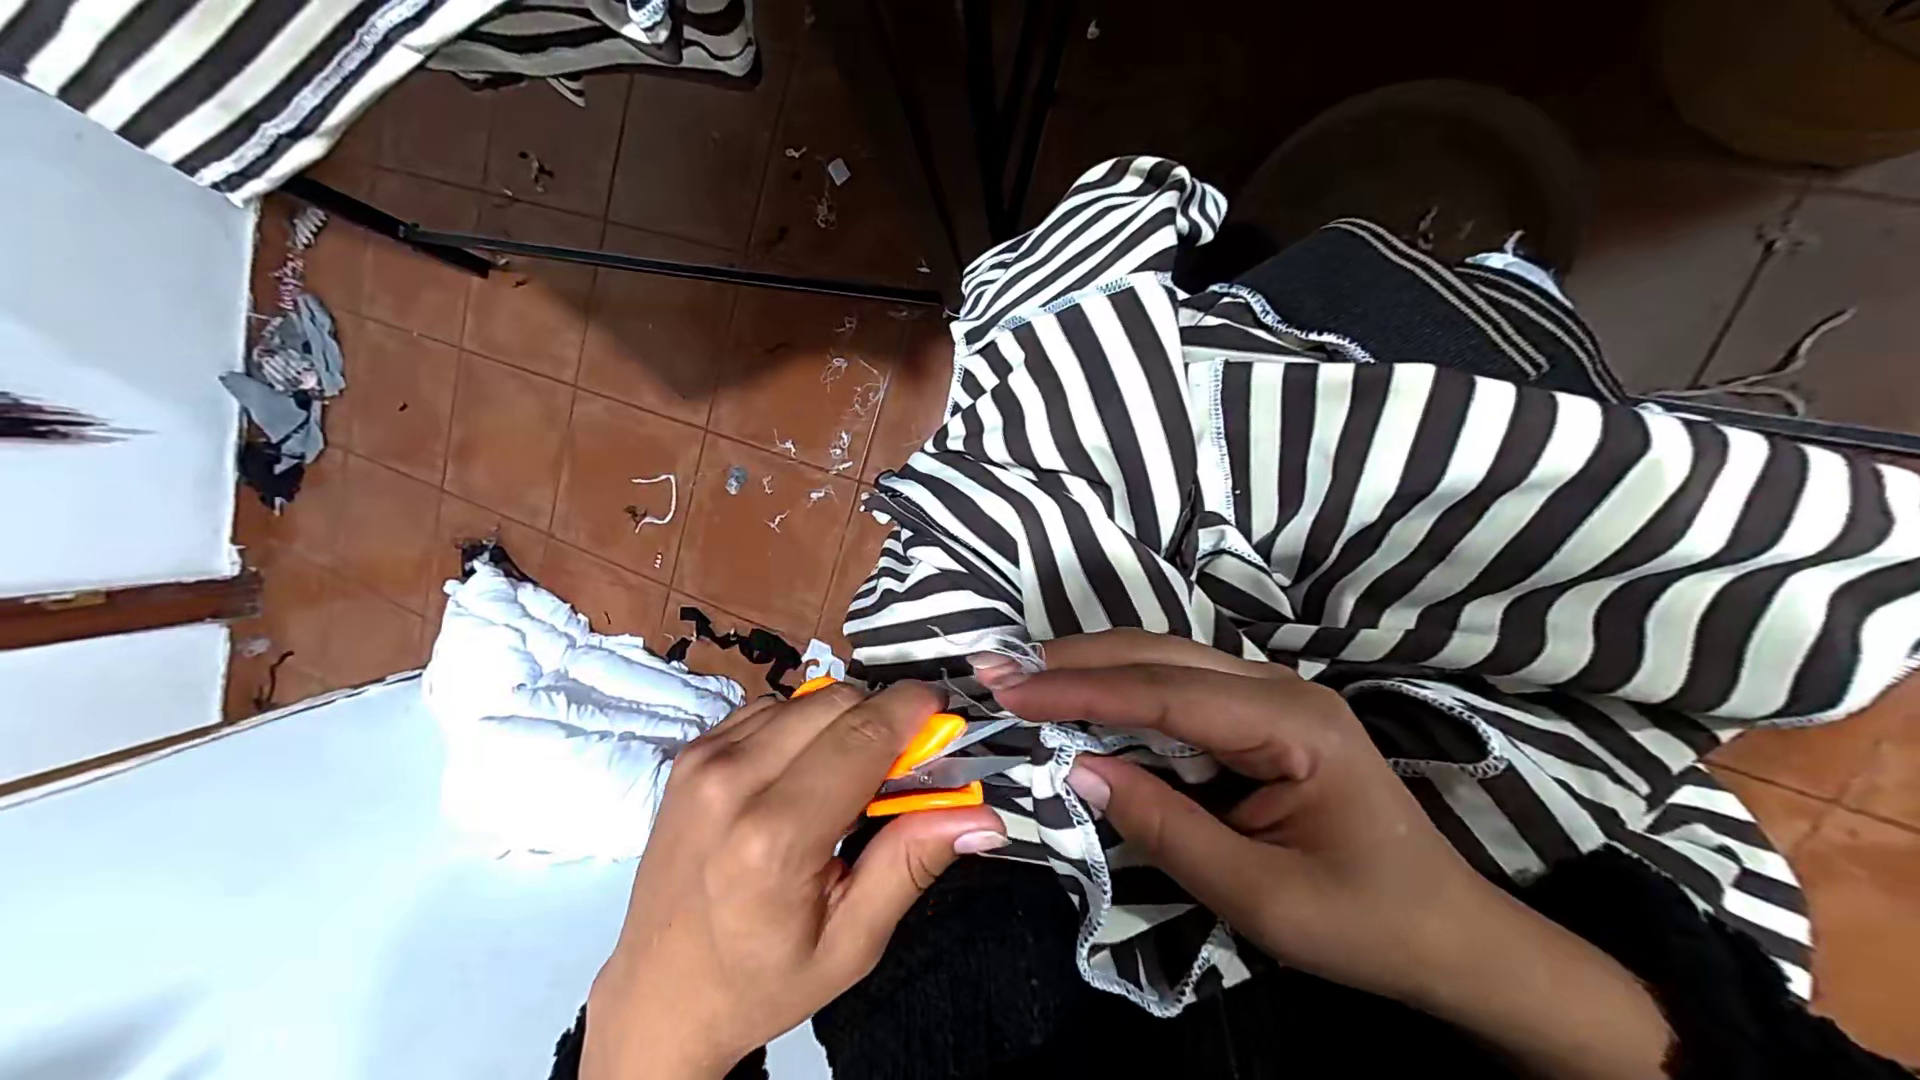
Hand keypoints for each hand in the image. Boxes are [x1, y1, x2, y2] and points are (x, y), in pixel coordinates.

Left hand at [583, 682, 1006, 1079]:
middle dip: (882, 716)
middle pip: (838, 701)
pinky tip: (801, 769)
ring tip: (846, 773)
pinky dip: (802, 723)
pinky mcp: (690, 751)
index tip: (943, 715)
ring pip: (805, 697)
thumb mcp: (851, 942)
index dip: (913, 711)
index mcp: (774, 837)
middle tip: (900, 762)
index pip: (864, 735)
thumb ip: (912, 864)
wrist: (657, 993)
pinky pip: (769, 706)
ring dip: (842, 719)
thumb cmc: (762, 979)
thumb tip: (982, 818)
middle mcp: (732, 780)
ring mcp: (703, 758)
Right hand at [979, 630, 1671, 1079]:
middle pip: (1158, 654)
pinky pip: (1175, 684)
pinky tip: (1083, 697)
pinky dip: (1119, 688)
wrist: (1452, 936)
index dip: (1080, 690)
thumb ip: (1166, 828)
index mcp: (1291, 723)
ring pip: (1163, 658)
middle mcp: (1278, 686)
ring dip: (1092, 666)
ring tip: (1027, 676)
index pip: (1162, 692)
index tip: (1012, 691)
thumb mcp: (1260, 896)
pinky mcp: (1256, 711)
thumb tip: (1079, 769)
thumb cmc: (1366, 921)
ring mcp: (1268, 693)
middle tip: (1001, 669)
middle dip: (1075, 660)